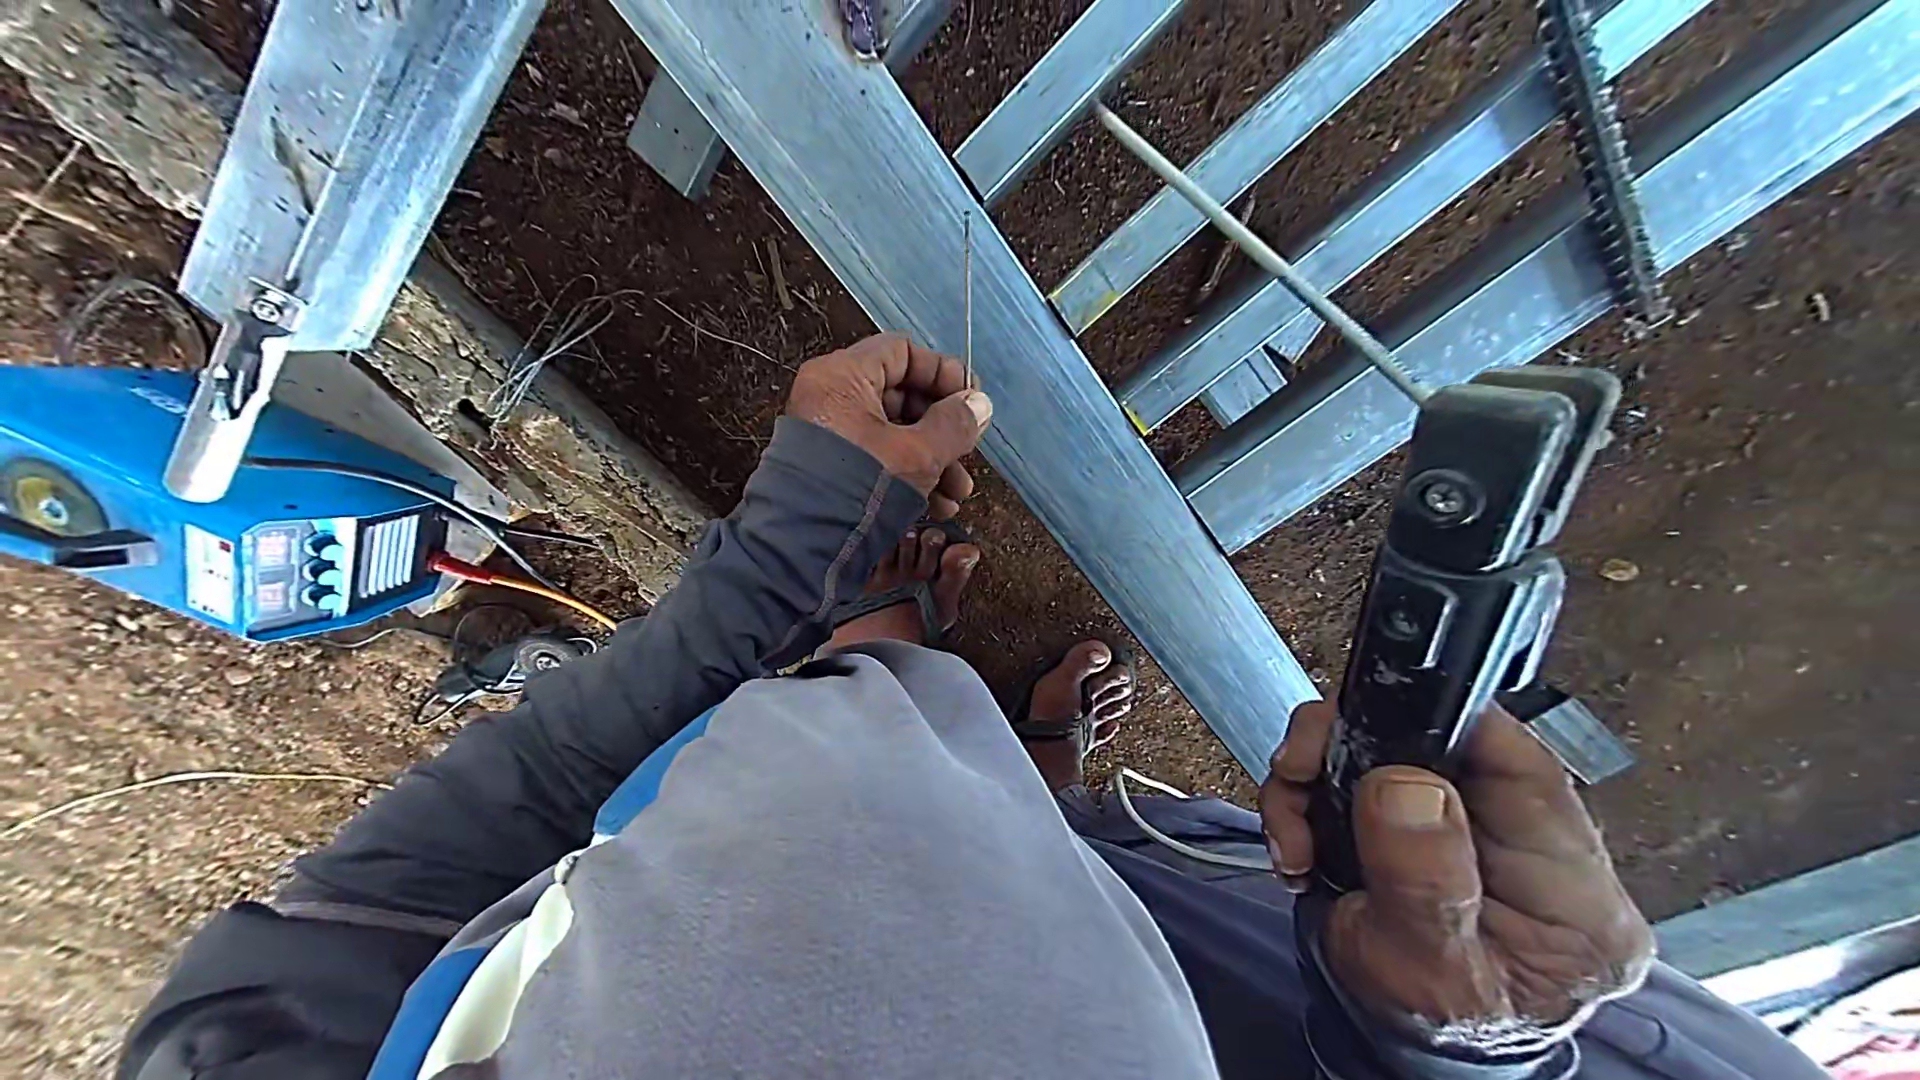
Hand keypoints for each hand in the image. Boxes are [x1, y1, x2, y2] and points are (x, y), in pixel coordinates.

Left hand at [785, 334, 992, 517]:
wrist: (804, 549)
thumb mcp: (919, 454)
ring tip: (959, 492)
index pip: (902, 352)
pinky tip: (938, 506)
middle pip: (902, 398)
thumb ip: (955, 425)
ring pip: (895, 434)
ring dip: (934, 461)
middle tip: (969, 452)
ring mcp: (832, 436)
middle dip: (944, 430)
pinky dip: (910, 477)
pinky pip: (879, 459)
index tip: (971, 400)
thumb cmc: (859, 490)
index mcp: (844, 378)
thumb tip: (979, 405)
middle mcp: (833, 400)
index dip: (943, 373)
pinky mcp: (834, 469)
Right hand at [1261, 702, 1653, 1054]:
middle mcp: (1520, 839)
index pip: (1523, 768)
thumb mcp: (1429, 970)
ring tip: (1291, 831)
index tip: (1365, 723)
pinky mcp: (1411, 810)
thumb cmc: (1428, 1019)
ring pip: (1379, 743)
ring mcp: (1461, 819)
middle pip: (1435, 740)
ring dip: (1313, 772)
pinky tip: (1297, 834)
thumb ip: (1426, 884)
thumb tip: (1412, 785)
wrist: (1391, 1029)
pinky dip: (1307, 788)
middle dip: (1345, 746)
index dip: (1444, 727)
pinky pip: (1351, 766)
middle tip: (1297, 774)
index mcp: (1567, 889)